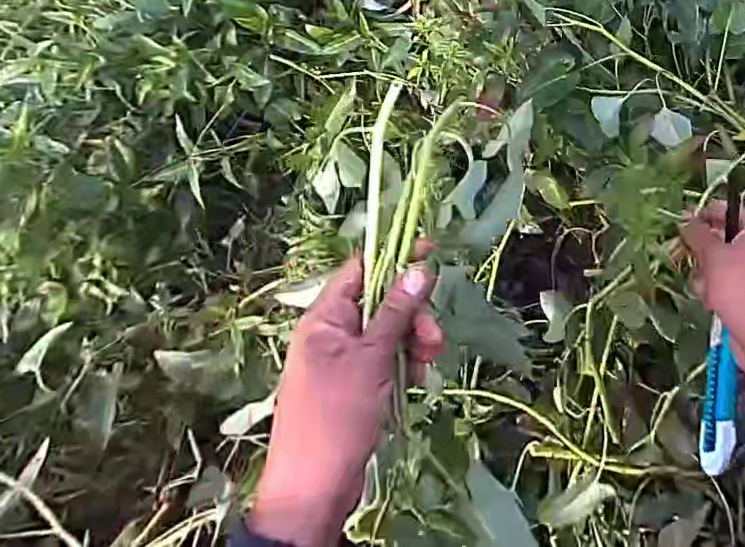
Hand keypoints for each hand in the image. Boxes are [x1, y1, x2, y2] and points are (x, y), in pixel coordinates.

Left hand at [247, 256, 444, 546]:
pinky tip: (416, 379)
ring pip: (389, 329)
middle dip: (412, 313)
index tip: (429, 250)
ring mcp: (344, 357)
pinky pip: (387, 356)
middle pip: (382, 299)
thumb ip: (396, 311)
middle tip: (432, 336)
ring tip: (427, 362)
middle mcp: (333, 330)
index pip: (362, 268)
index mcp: (325, 316)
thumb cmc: (335, 418)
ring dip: (413, 339)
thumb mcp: (371, 359)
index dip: (395, 256)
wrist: (312, 495)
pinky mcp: (356, 381)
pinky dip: (405, 362)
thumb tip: (419, 266)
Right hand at [679, 202, 744, 398]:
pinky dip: (715, 288)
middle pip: (725, 238)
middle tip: (687, 251)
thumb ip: (697, 234)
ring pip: (722, 263)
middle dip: (704, 247)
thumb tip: (686, 219)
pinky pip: (727, 283)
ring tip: (703, 284)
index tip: (686, 217)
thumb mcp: (713, 255)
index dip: (708, 211)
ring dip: (707, 272)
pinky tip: (709, 299)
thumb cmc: (739, 287)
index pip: (732, 211)